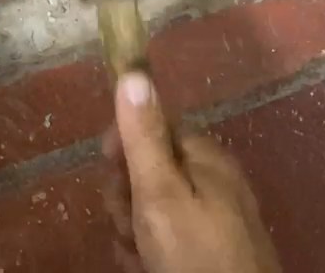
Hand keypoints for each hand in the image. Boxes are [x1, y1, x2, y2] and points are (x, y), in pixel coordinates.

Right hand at [103, 73, 281, 272]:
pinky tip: (140, 265)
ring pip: (156, 206)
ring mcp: (217, 223)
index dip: (124, 142)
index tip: (107, 166)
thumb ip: (143, 136)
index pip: (155, 126)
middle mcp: (215, 184)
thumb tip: (134, 72)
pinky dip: (149, 248)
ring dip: (132, 224)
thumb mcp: (160, 193)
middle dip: (126, 191)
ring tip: (133, 249)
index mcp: (207, 159)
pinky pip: (170, 237)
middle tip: (123, 218)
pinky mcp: (213, 257)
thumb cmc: (195, 257)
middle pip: (153, 168)